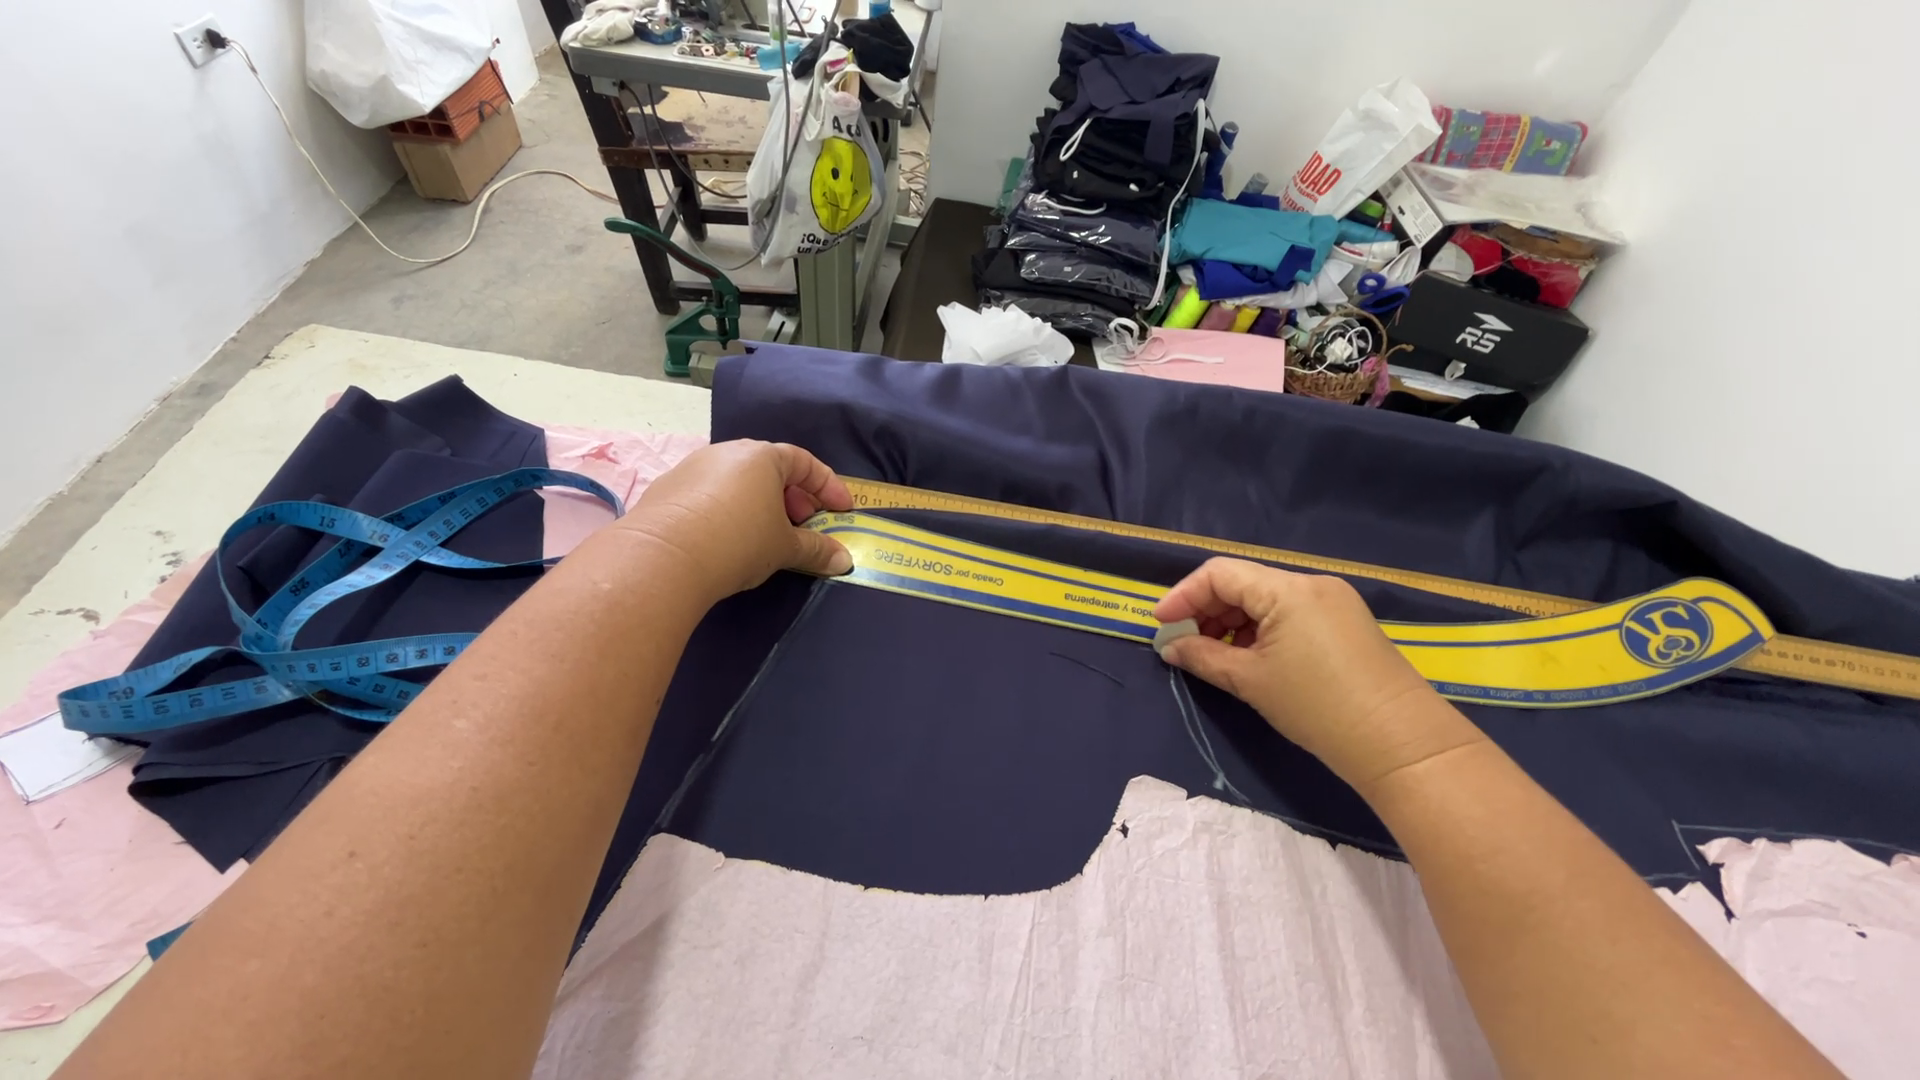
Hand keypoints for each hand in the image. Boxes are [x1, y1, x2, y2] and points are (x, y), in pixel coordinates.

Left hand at [617, 440, 854, 601]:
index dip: (828, 486)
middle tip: (803, 526)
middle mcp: (727, 453)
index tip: (841, 511)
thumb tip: (843, 560)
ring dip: (759, 505)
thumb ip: (816, 549)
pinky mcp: (667, 490)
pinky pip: (710, 495)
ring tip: (766, 536)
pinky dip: (728, 511)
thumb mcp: (785, 548)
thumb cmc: (739, 541)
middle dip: (793, 498)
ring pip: (738, 482)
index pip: (804, 462)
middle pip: (770, 470)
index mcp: (762, 457)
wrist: (663, 558)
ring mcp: (693, 468)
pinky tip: (728, 540)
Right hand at [1155, 558, 1486, 794]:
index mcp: (1287, 589)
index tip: (1161, 626)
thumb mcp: (1250, 681)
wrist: (1400, 743)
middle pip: (1243, 583)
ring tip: (1213, 656)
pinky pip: (1289, 613)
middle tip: (1184, 645)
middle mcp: (1311, 584)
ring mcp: (1333, 601)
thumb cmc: (1317, 707)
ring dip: (1232, 622)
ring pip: (1265, 599)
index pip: (1219, 574)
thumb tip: (1170, 647)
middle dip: (1207, 610)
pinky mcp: (1345, 622)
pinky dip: (1260, 630)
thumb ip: (1203, 657)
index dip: (1183, 595)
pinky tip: (1249, 658)